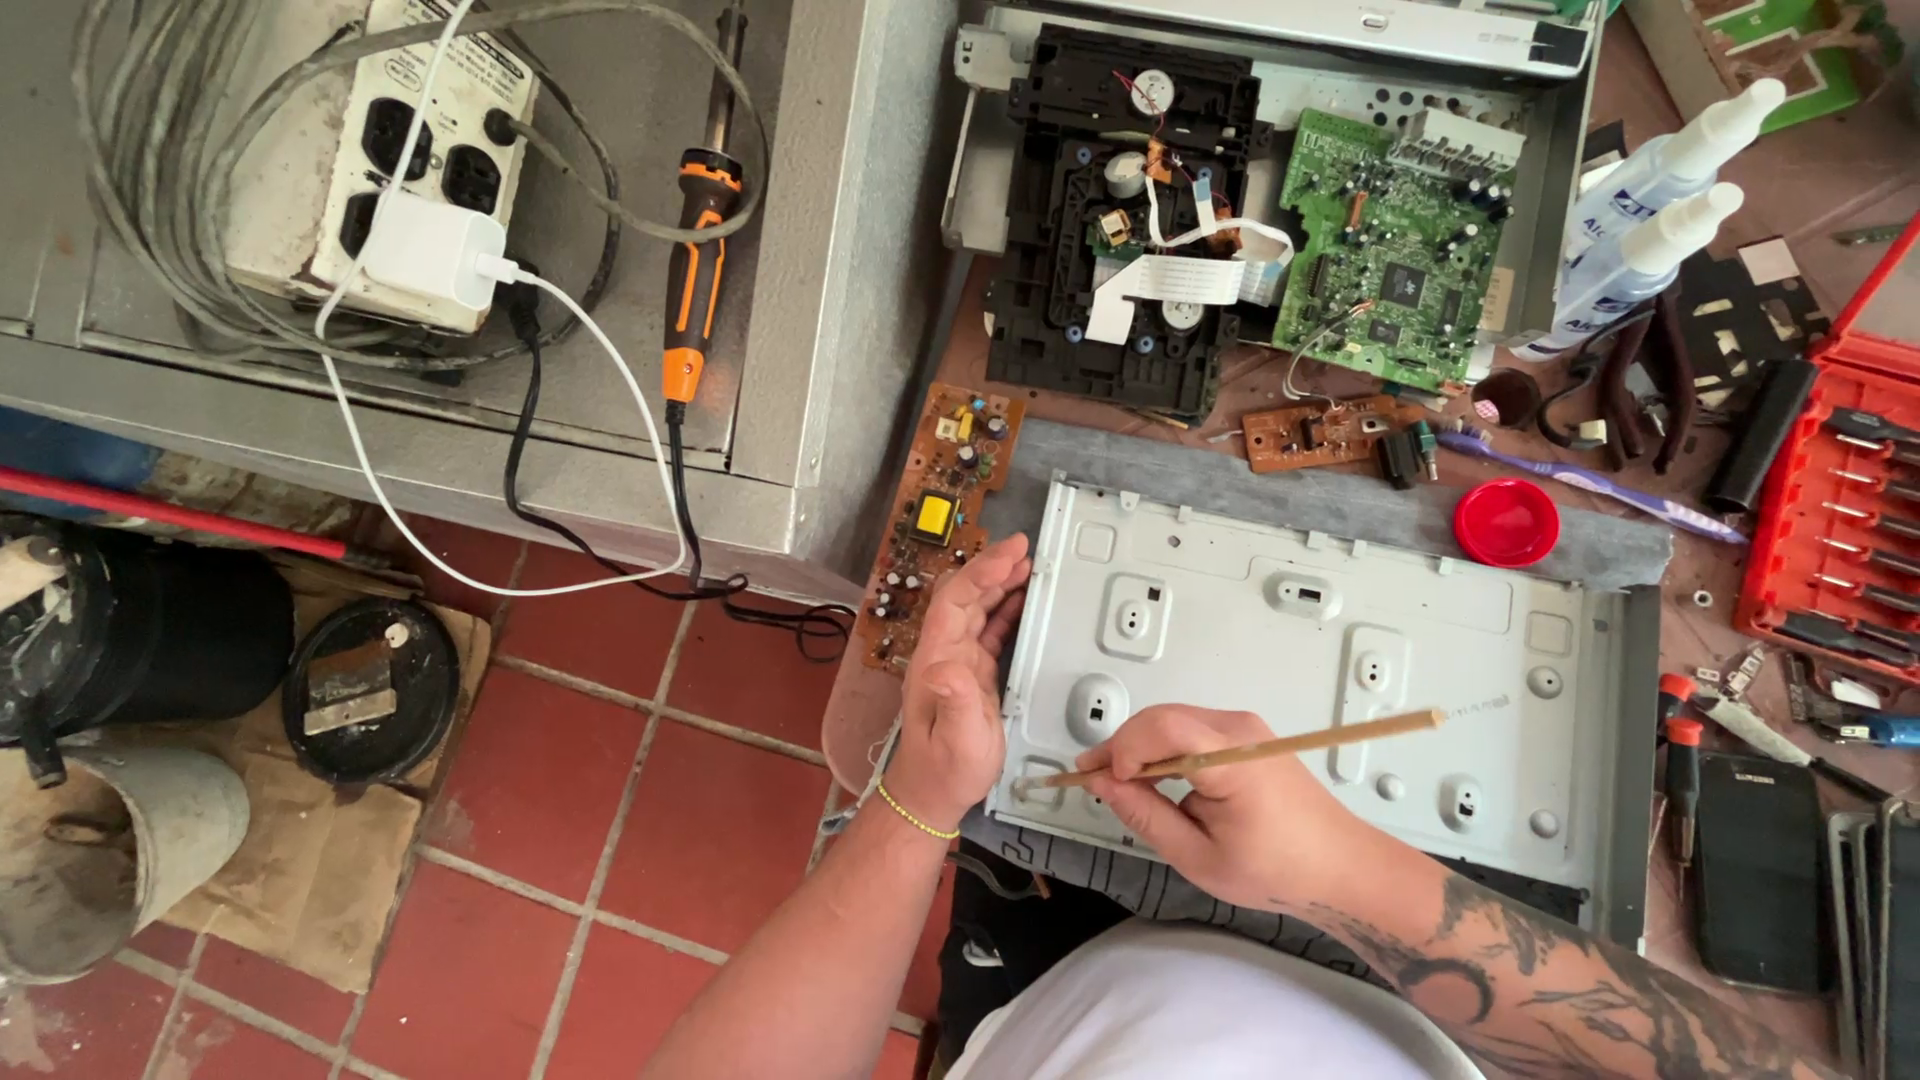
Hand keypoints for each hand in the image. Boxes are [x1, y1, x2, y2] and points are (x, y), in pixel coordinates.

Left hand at [886, 534, 1031, 833]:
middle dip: (992, 568)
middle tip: (1023, 548)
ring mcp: (957, 661)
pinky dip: (1005, 610)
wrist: (934, 793)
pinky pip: (988, 630)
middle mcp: (944, 653)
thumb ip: (956, 702)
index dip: (980, 573)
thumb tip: (947, 667)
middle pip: (965, 596)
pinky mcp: (972, 673)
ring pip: (977, 609)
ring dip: (1000, 585)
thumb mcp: (957, 738)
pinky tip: (1021, 601)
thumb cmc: (944, 769)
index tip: (1008, 554)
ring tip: (1027, 566)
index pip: (955, 601)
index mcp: (936, 659)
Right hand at [1079, 705, 1371, 912]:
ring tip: (1115, 780)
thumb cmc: (1276, 871)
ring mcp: (1244, 727)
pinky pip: (1189, 728)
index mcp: (1233, 760)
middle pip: (1162, 718)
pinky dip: (1162, 747)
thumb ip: (1146, 816)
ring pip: (1171, 720)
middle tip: (1093, 778)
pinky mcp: (1245, 734)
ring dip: (1140, 746)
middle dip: (1122, 746)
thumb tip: (1103, 784)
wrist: (1341, 868)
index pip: (1163, 729)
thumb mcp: (1199, 857)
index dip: (1124, 748)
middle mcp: (1238, 729)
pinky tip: (1150, 775)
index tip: (1102, 782)